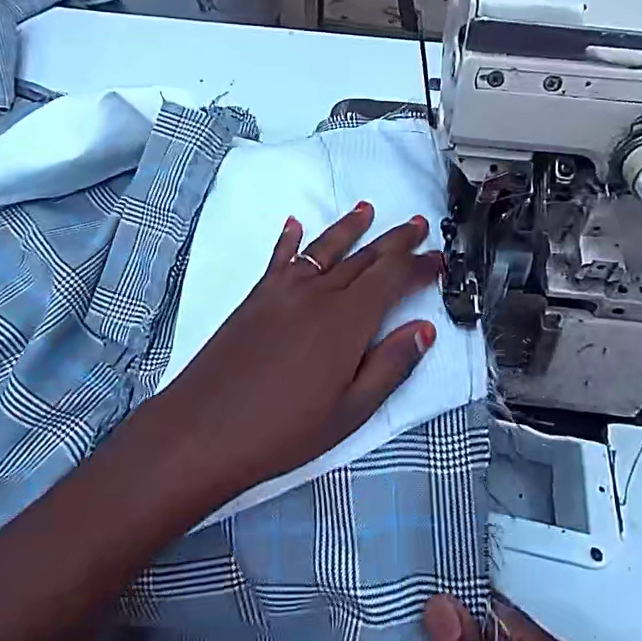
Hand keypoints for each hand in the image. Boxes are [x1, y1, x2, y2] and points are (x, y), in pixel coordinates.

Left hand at [148, 202, 444, 498]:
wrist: (204, 427)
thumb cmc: (281, 430)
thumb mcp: (350, 411)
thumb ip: (390, 365)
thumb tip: (422, 330)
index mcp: (345, 321)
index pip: (392, 278)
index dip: (418, 266)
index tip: (437, 260)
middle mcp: (315, 294)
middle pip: (363, 257)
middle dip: (394, 240)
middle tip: (416, 226)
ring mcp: (281, 291)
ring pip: (324, 249)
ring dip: (349, 228)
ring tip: (367, 210)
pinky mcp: (255, 298)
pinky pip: (279, 259)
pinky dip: (289, 239)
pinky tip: (294, 225)